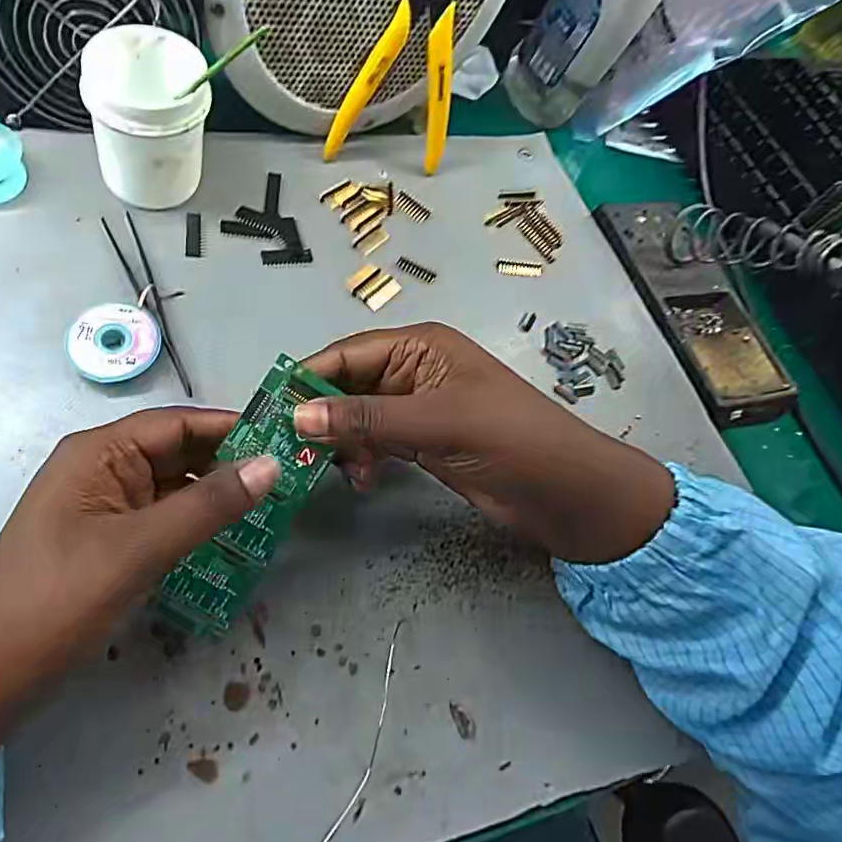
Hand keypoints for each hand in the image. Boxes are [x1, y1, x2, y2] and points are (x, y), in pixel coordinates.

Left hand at [0, 408, 278, 835]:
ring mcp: (102, 507)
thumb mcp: (139, 548)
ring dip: (213, 495)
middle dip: (227, 462)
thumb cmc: (59, 598)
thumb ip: (207, 505)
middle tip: (287, 478)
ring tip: (270, 508)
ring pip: (170, 488)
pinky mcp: (105, 541)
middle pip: (175, 452)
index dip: (230, 427)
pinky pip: (159, 518)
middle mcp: (100, 469)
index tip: (284, 436)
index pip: (177, 423)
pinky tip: (227, 538)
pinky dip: (192, 524)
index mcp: (99, 452)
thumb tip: (270, 465)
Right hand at [296, 323, 674, 565]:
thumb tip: (297, 416)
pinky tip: (363, 480)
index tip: (272, 409)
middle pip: (346, 387)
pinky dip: (361, 460)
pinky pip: (374, 443)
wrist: (569, 494)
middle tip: (293, 448)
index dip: (308, 379)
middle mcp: (412, 371)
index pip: (347, 355)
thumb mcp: (436, 423)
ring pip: (356, 418)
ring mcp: (416, 409)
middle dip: (322, 416)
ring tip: (339, 470)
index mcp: (419, 347)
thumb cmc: (510, 440)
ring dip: (341, 443)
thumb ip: (365, 419)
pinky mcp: (421, 442)